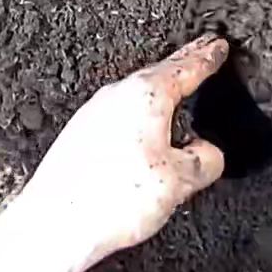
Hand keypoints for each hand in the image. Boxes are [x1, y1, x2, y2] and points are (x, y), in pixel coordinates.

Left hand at [0, 35, 228, 271]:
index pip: (186, 67)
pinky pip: (120, 114)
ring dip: (162, 92)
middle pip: (161, 73)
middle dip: (185, 64)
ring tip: (179, 95)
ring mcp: (96, 112)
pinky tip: (144, 134)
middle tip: (202, 54)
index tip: (218, 46)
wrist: (54, 224)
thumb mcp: (179, 182)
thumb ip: (205, 161)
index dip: (208, 57)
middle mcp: (118, 95)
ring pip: (138, 95)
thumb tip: (210, 154)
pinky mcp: (81, 133)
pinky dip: (140, 115)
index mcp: (146, 95)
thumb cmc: (109, 200)